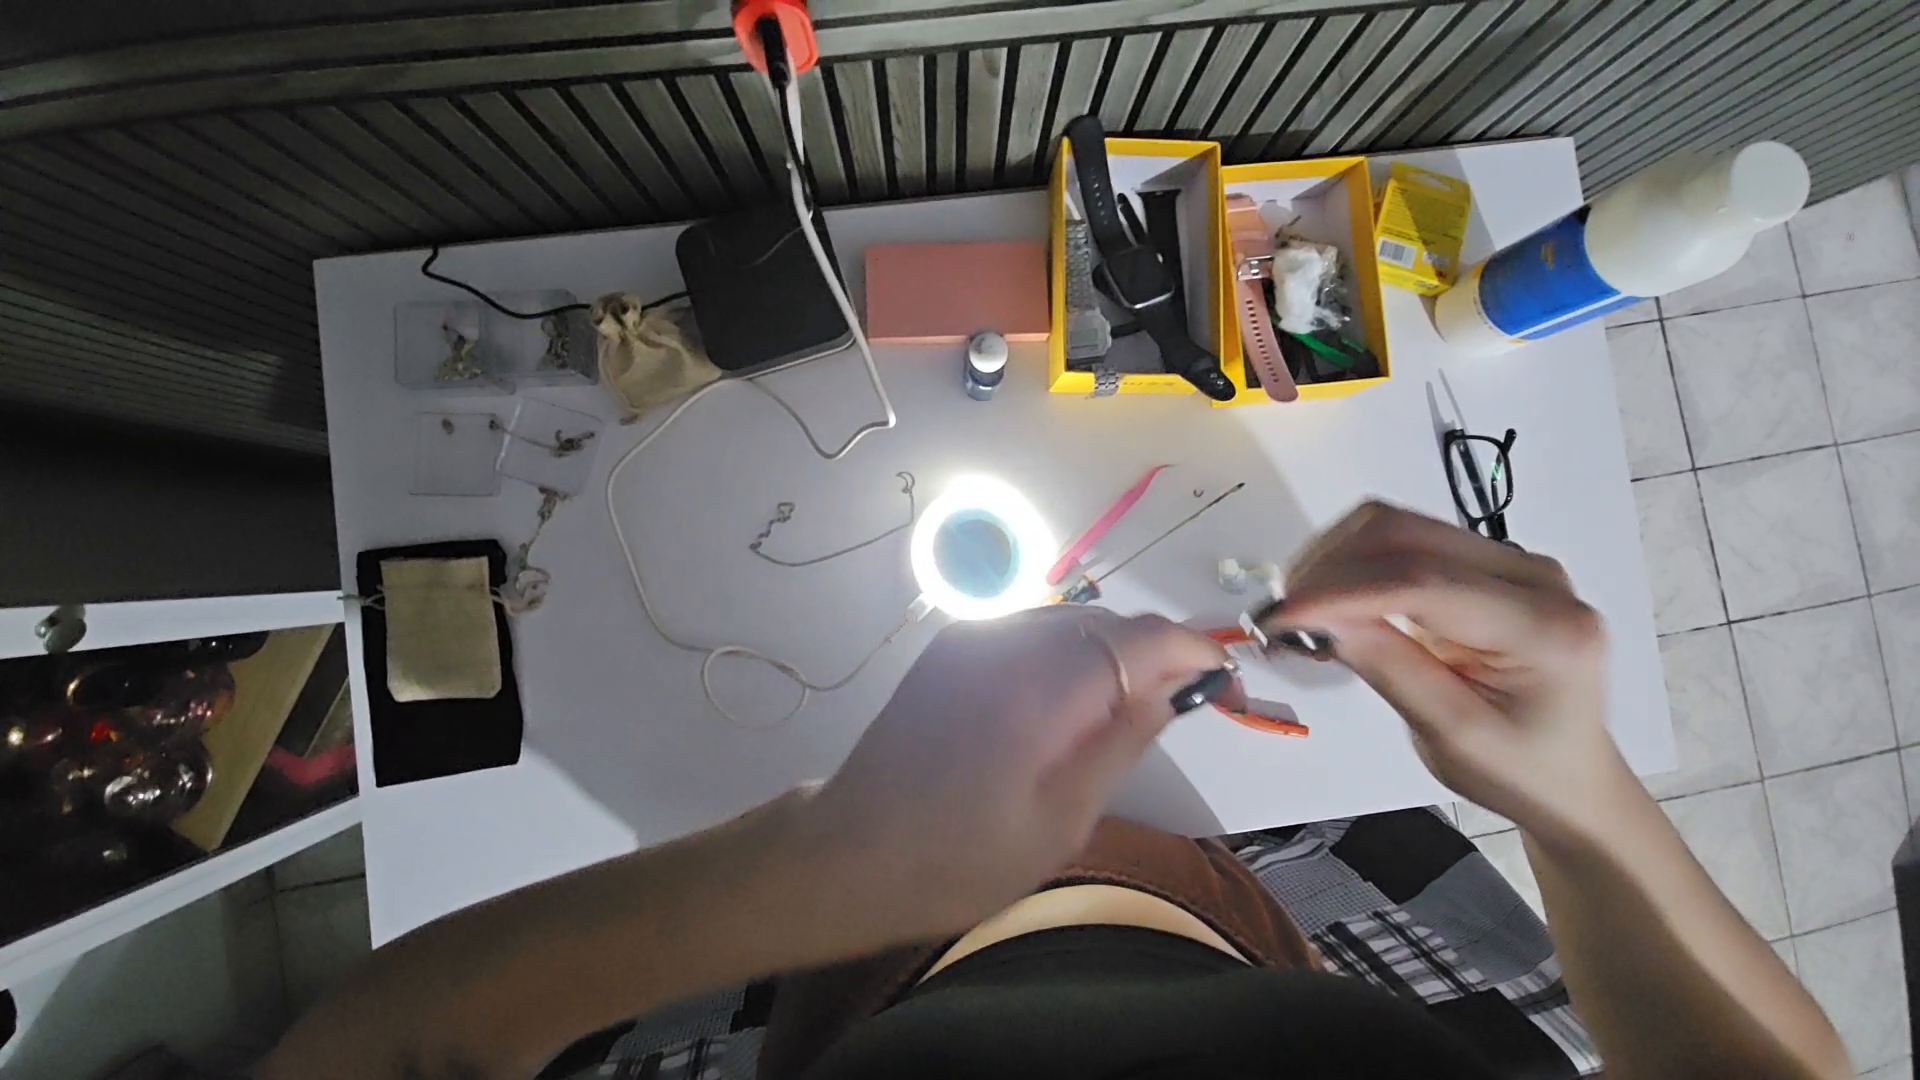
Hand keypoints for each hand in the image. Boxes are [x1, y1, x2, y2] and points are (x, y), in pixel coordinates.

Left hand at [798, 607, 1225, 943]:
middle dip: (1153, 653)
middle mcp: (1005, 641)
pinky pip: (1028, 632)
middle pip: (1106, 622)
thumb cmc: (960, 859)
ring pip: (1068, 621)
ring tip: (1122, 708)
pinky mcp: (949, 646)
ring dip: (1109, 651)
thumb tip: (1172, 687)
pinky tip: (1065, 700)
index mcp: (1039, 688)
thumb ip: (1121, 742)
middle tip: (1178, 705)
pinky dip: (1065, 652)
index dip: (1193, 650)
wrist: (850, 850)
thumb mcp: (1061, 820)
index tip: (1224, 682)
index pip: (1140, 638)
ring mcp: (971, 637)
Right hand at [1263, 502, 1618, 829]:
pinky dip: (1354, 561)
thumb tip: (1317, 616)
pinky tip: (1333, 595)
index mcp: (1543, 626)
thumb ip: (1387, 666)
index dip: (1340, 592)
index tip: (1279, 617)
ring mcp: (1510, 562)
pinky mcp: (1485, 563)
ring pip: (1398, 526)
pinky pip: (1405, 540)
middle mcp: (1532, 575)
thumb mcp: (1449, 733)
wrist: (1568, 777)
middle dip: (1330, 565)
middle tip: (1284, 613)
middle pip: (1406, 534)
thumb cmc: (1515, 770)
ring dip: (1336, 557)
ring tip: (1304, 605)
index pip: (1422, 583)